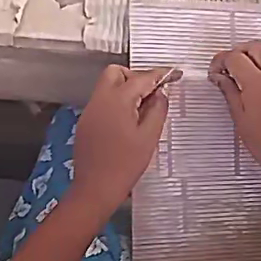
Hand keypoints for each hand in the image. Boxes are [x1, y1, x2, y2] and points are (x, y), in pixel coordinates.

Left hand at [71, 65, 178, 216]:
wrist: (96, 187)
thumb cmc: (125, 165)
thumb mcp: (149, 137)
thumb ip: (157, 110)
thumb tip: (160, 94)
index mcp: (117, 100)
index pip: (142, 77)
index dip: (161, 74)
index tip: (175, 75)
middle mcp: (99, 100)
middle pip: (116, 73)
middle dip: (136, 77)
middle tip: (153, 94)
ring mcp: (89, 111)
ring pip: (107, 87)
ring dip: (125, 90)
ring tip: (142, 111)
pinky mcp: (85, 123)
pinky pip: (102, 102)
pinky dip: (116, 103)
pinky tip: (127, 122)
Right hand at [210, 41, 260, 195]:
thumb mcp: (239, 117)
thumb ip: (229, 92)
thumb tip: (219, 77)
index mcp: (258, 83)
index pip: (235, 57)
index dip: (221, 61)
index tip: (215, 71)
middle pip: (255, 46)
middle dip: (238, 52)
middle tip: (227, 67)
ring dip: (252, 58)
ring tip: (240, 78)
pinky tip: (256, 87)